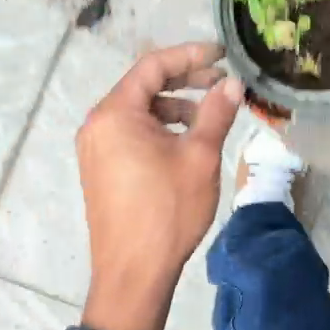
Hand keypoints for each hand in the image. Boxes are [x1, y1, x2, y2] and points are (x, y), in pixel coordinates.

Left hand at [77, 42, 245, 329]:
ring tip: (210, 118)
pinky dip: (161, 128)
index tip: (223, 55)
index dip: (191, 55)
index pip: (153, 65)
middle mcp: (98, 124)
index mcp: (115, 113)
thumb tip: (233, 84)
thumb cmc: (167, 210)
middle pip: (144, 85)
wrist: (133, 274)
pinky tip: (188, 143)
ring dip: (175, 106)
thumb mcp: (199, 156)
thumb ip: (216, 112)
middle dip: (185, 80)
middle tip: (223, 83)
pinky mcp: (102, 168)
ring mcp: (96, 148)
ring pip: (140, 111)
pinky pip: (132, 133)